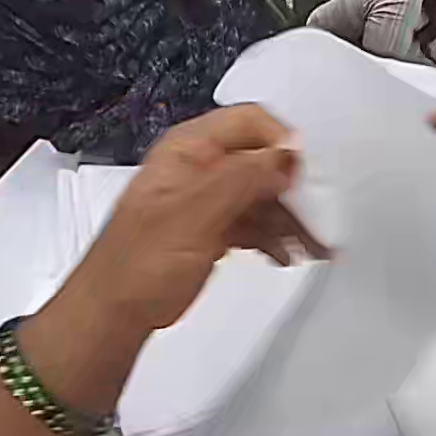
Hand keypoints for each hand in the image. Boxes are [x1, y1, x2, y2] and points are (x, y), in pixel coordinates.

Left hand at [0, 105, 325, 435]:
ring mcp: (209, 199)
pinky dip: (274, 237)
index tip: (306, 178)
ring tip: (314, 248)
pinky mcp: (215, 227)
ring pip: (264, 195)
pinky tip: (286, 255)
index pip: (250, 123)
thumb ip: (242, 179)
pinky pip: (255, 222)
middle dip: (294, 191)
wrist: (116, 313)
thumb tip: (288, 155)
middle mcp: (203, 167)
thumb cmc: (139, 264)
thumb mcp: (194, 215)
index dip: (282, 145)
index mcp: (190, 149)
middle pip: (264, 162)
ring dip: (291, 219)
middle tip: (319, 220)